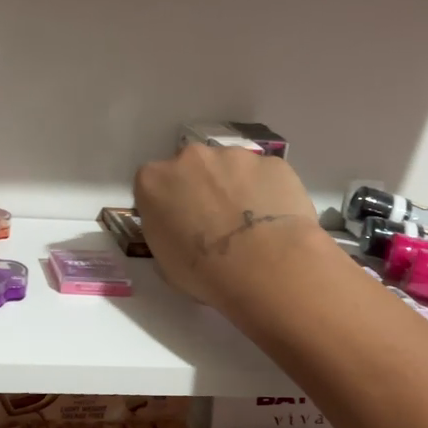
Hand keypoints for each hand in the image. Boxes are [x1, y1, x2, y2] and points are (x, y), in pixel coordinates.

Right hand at [132, 145, 321, 310]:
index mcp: (154, 180)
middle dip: (200, 187)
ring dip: (234, 186)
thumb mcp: (163, 259)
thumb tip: (178, 229)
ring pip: (230, 167)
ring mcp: (234, 156)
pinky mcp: (271, 162)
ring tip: (249, 223)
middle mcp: (190, 157)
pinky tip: (274, 220)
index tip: (179, 222)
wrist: (263, 269)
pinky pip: (264, 175)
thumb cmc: (203, 272)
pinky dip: (267, 191)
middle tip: (215, 221)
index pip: (154, 184)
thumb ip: (164, 231)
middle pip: (191, 166)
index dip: (167, 203)